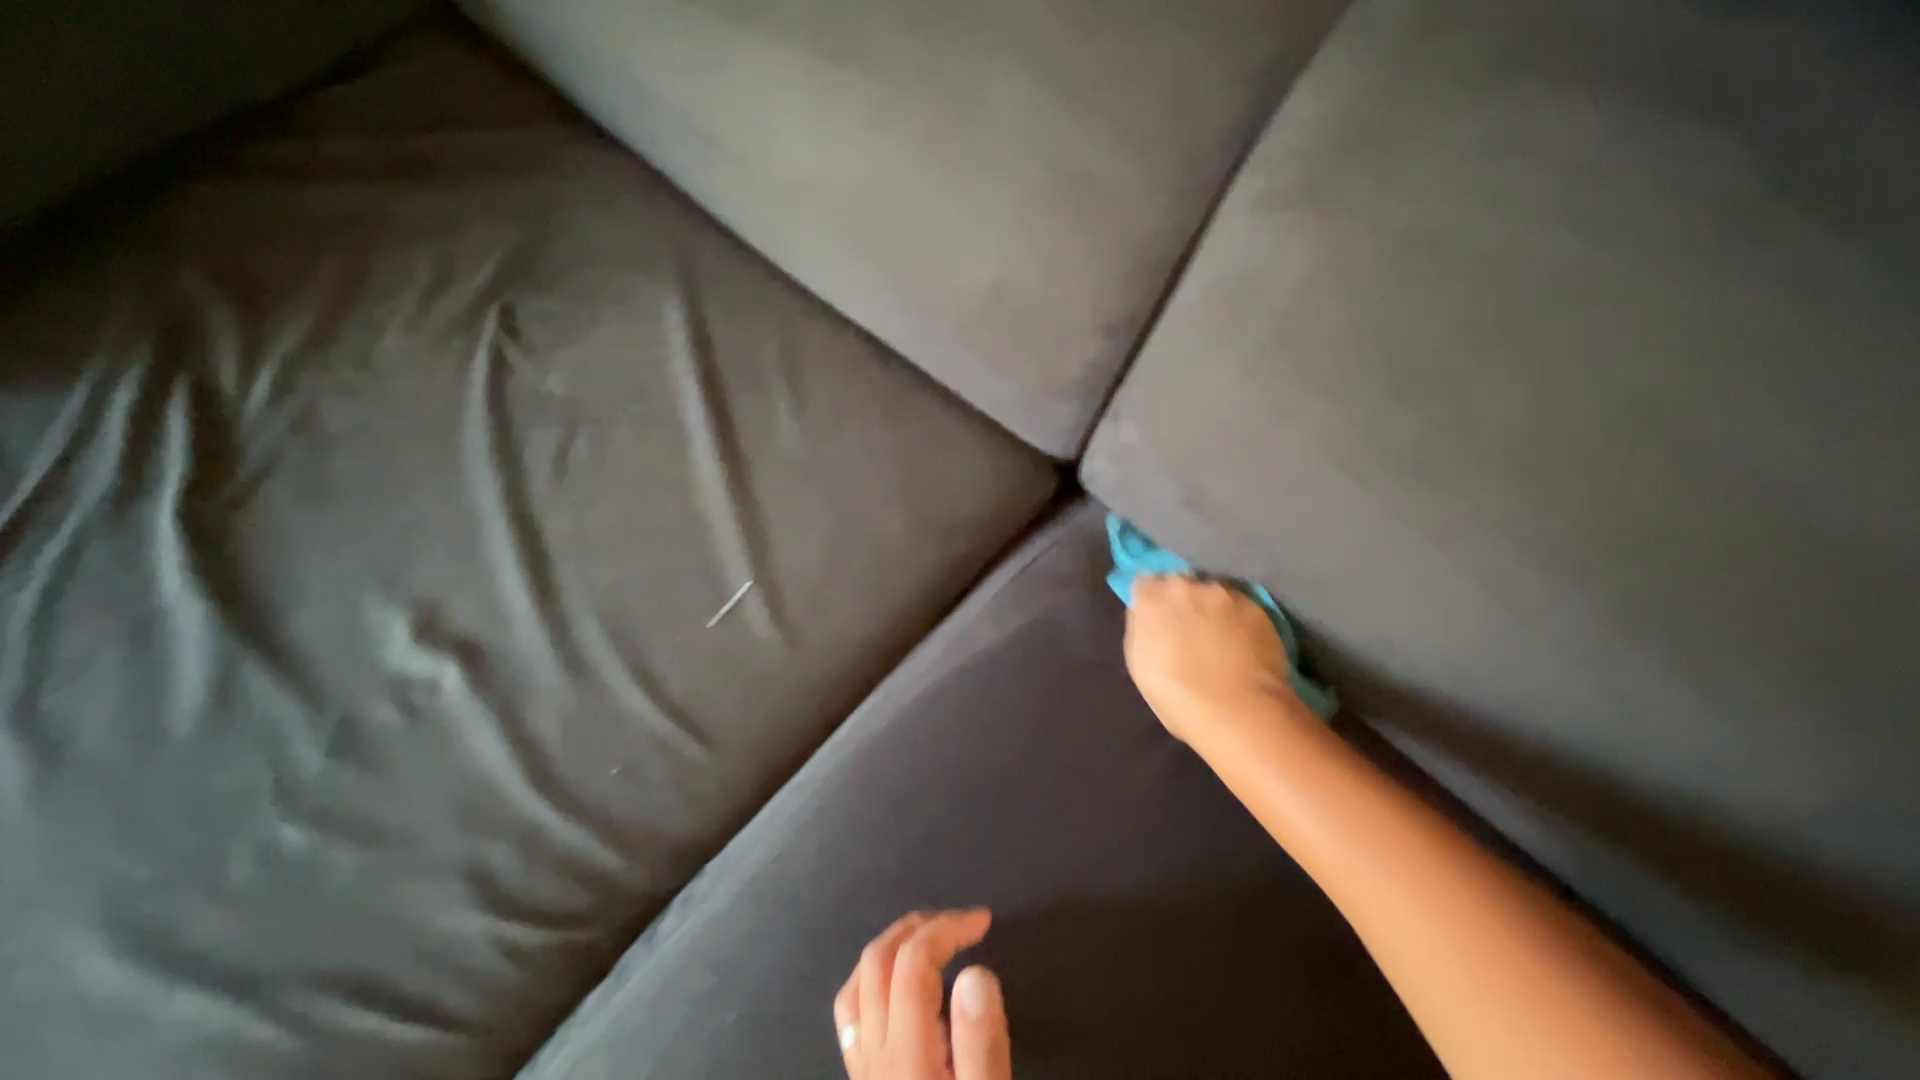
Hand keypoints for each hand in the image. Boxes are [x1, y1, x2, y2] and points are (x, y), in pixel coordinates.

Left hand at [834, 909, 1010, 1079]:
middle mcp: (873, 1051)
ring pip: (857, 983)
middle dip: (918, 927)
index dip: (946, 929)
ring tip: (929, 938)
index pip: (913, 964)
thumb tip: (976, 972)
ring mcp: (860, 1065)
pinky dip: (872, 979)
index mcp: (907, 1051)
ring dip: (891, 946)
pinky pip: (851, 1013)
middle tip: (959, 921)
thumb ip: (981, 1044)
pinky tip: (897, 984)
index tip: (982, 921)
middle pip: (878, 962)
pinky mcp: (859, 1077)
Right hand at [1124, 575, 1301, 742]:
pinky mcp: (1259, 608)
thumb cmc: (1177, 696)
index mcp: (1152, 598)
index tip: (1156, 620)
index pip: (1145, 584)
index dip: (1151, 602)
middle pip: (1181, 585)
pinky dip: (1241, 622)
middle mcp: (1188, 585)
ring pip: (1215, 595)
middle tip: (1189, 632)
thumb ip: (1143, 630)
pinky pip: (1243, 609)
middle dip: (1184, 602)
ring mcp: (1227, 594)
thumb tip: (1150, 619)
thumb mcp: (1140, 665)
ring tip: (1222, 642)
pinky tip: (1245, 648)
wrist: (1238, 710)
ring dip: (1214, 610)